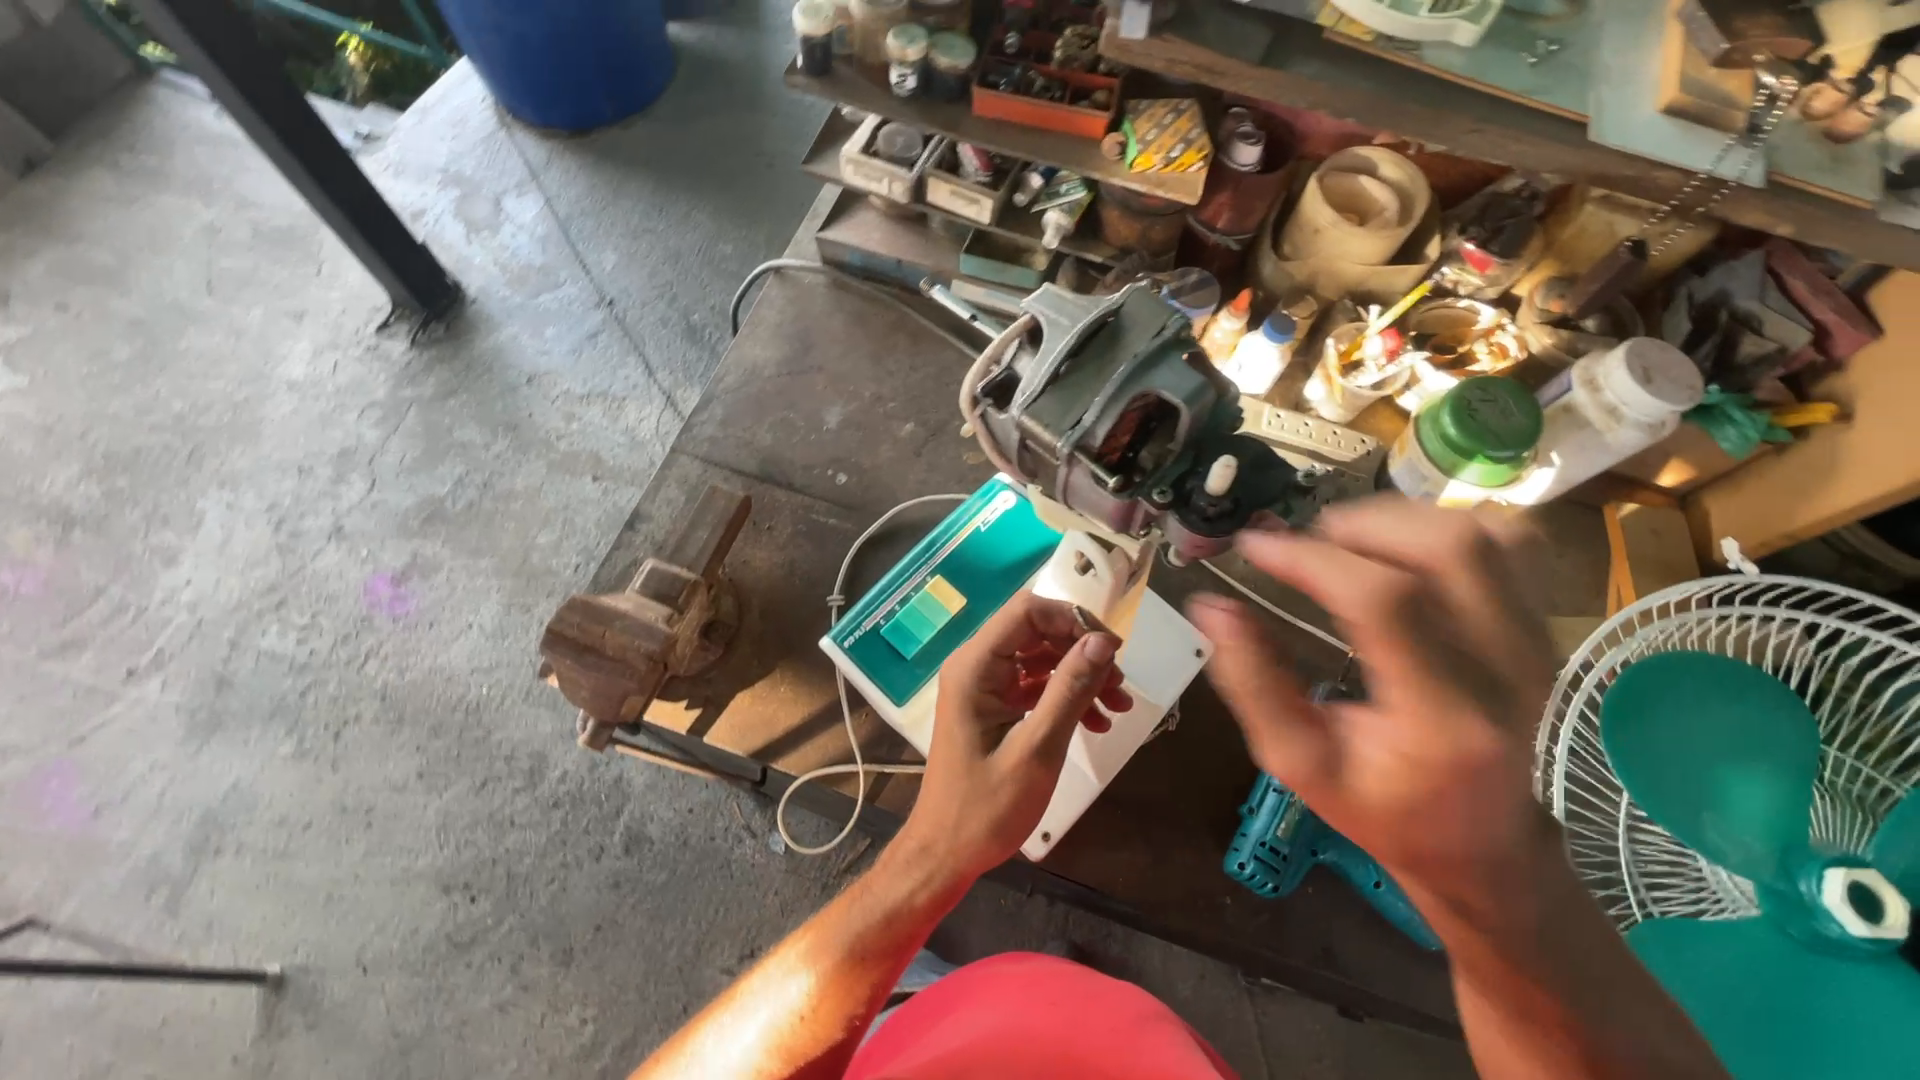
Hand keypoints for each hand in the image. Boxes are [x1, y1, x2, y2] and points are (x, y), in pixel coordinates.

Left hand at [892, 592, 1129, 888]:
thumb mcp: (1037, 749)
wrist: (946, 853)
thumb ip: (1069, 690)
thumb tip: (1104, 641)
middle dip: (1082, 651)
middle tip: (1120, 682)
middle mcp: (976, 666)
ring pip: (1040, 658)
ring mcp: (984, 687)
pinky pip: (1035, 686)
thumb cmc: (985, 807)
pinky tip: (1098, 723)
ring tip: (1118, 706)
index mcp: (974, 667)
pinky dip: (1066, 697)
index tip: (1113, 650)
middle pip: (1036, 631)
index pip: (1028, 611)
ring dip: (1081, 675)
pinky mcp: (993, 708)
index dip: (1074, 620)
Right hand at [1186, 497, 1562, 922]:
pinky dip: (1448, 525)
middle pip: (1449, 549)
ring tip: (1346, 541)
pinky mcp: (1544, 627)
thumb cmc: (1381, 808)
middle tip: (1306, 543)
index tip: (1254, 548)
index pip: (1383, 602)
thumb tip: (1210, 606)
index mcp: (1440, 717)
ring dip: (1402, 519)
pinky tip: (1402, 547)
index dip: (1310, 560)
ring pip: (1485, 533)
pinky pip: (1512, 541)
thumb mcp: (1297, 763)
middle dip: (1361, 525)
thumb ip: (1253, 683)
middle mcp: (1505, 670)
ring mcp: (1537, 643)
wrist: (1481, 841)